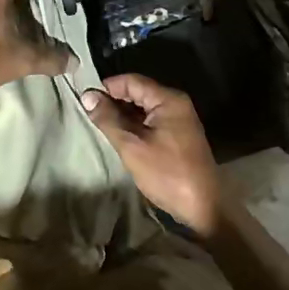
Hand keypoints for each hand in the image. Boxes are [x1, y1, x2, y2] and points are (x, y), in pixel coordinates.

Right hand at [84, 74, 221, 235]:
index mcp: (168, 100)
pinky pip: (151, 120)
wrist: (203, 208)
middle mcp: (176, 103)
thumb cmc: (166, 174)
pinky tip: (120, 135)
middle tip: (89, 114)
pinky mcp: (178, 135)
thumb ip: (108, 118)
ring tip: (100, 125)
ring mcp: (179, 119)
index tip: (85, 100)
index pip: (131, 81)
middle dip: (113, 101)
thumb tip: (87, 95)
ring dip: (122, 114)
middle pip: (138, 91)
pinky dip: (134, 124)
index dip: (107, 87)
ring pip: (143, 107)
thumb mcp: (132, 146)